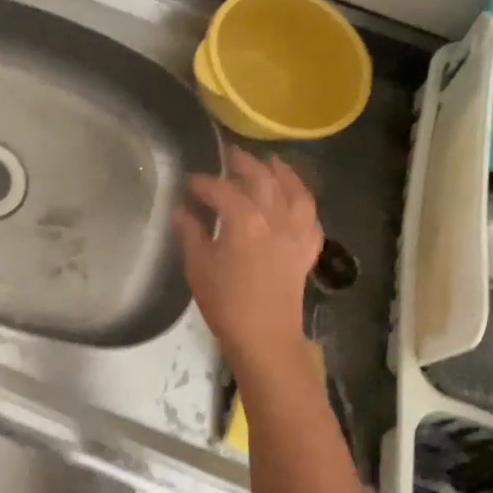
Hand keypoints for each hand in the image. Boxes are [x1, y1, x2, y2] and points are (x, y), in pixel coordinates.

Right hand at [172, 146, 321, 355]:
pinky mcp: (306, 252)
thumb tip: (182, 210)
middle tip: (230, 153)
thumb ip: (190, 233)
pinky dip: (303, 204)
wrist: (265, 338)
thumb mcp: (197, 266)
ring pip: (295, 193)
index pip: (222, 190)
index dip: (203, 183)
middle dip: (245, 164)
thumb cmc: (225, 303)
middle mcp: (275, 220)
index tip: (189, 182)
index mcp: (244, 221)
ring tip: (272, 162)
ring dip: (283, 174)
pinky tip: (295, 201)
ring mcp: (295, 235)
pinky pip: (310, 219)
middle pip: (263, 180)